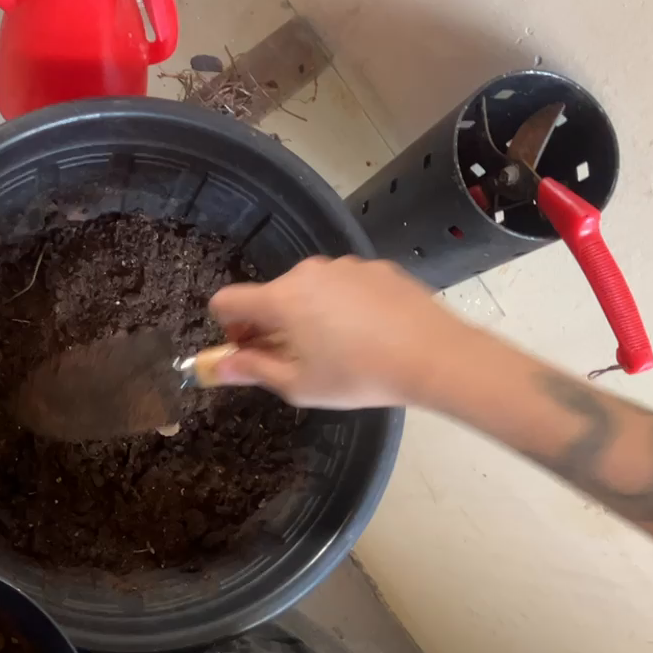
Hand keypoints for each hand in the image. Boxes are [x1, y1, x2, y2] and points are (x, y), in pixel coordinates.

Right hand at [207, 256, 480, 408]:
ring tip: (338, 348)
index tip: (248, 351)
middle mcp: (307, 273)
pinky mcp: (374, 268)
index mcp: (281, 299)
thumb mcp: (298, 385)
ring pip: (307, 290)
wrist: (435, 356)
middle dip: (271, 325)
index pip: (227, 301)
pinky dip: (341, 306)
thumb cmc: (359, 376)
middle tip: (296, 359)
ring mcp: (344, 266)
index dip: (229, 328)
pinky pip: (342, 286)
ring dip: (307, 315)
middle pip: (269, 296)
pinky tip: (367, 334)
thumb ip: (252, 370)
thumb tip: (218, 368)